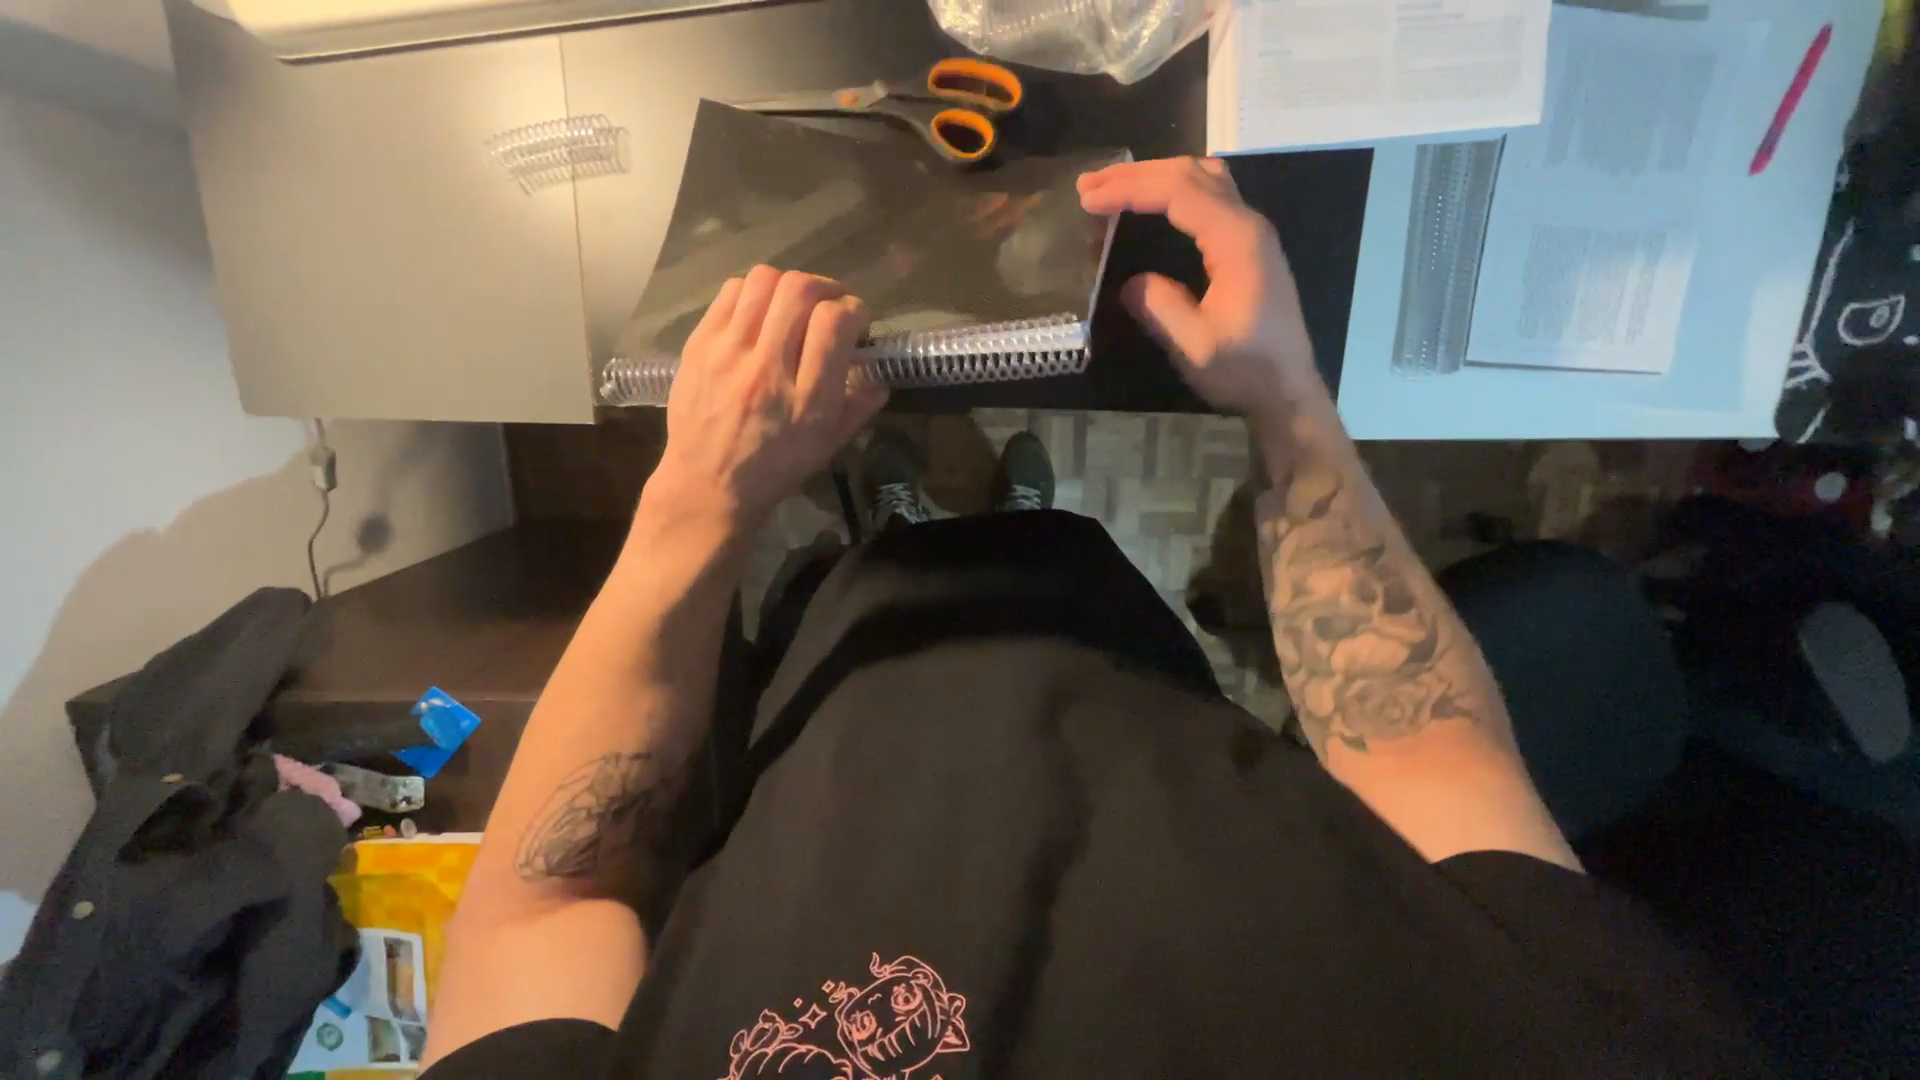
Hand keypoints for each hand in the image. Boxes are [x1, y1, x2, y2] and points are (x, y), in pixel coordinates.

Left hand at [642, 266, 884, 533]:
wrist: (707, 485)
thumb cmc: (776, 468)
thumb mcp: (829, 446)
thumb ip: (859, 405)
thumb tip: (880, 372)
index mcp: (806, 400)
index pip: (834, 322)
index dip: (855, 312)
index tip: (856, 326)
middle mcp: (766, 369)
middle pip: (800, 290)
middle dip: (826, 289)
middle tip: (830, 308)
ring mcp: (727, 353)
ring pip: (764, 280)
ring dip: (790, 286)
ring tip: (795, 307)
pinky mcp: (699, 344)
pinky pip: (731, 292)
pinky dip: (755, 292)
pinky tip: (762, 313)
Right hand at [1078, 157, 1321, 416]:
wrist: (1287, 390)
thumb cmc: (1244, 371)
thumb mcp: (1194, 347)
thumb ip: (1159, 309)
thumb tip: (1129, 282)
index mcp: (1237, 241)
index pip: (1178, 192)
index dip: (1130, 190)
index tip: (1089, 199)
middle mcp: (1248, 224)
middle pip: (1191, 174)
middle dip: (1137, 175)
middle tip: (1088, 185)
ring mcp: (1252, 233)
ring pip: (1203, 179)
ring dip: (1156, 177)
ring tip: (1114, 186)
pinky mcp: (1248, 247)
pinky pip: (1211, 198)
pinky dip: (1175, 191)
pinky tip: (1152, 202)